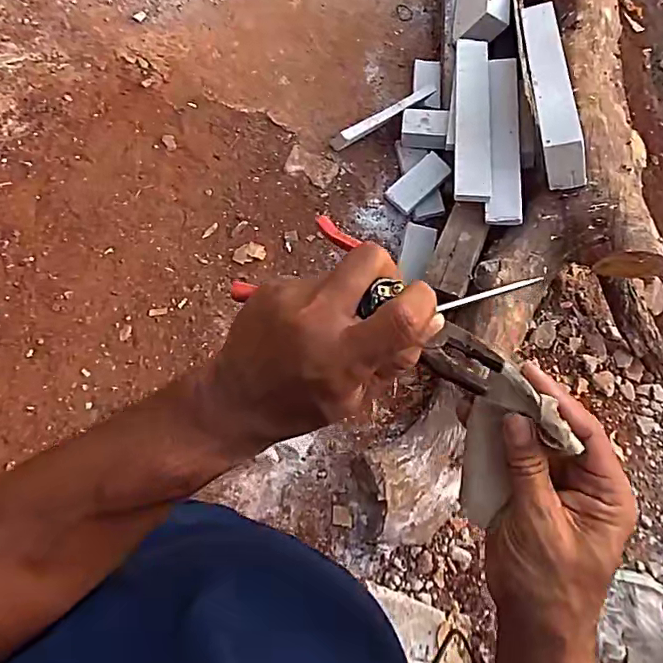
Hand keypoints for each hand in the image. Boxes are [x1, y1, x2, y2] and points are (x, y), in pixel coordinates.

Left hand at [195, 243, 441, 452]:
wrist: (231, 400)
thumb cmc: (298, 406)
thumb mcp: (356, 399)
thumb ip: (394, 358)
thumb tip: (431, 319)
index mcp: (342, 357)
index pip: (401, 314)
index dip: (424, 302)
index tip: (423, 306)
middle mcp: (317, 318)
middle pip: (373, 256)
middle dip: (388, 270)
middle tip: (378, 297)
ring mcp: (291, 295)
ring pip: (343, 269)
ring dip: (350, 289)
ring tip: (332, 320)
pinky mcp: (274, 284)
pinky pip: (316, 278)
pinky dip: (321, 296)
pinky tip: (305, 322)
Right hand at [486, 363, 636, 662]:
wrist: (532, 630)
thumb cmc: (550, 590)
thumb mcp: (540, 524)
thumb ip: (528, 468)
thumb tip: (516, 420)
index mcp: (608, 493)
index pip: (589, 434)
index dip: (560, 402)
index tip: (533, 377)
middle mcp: (588, 484)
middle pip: (563, 432)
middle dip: (535, 407)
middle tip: (509, 380)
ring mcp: (560, 487)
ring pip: (539, 441)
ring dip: (516, 420)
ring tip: (494, 393)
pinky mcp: (535, 492)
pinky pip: (521, 457)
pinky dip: (503, 442)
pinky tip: (484, 423)